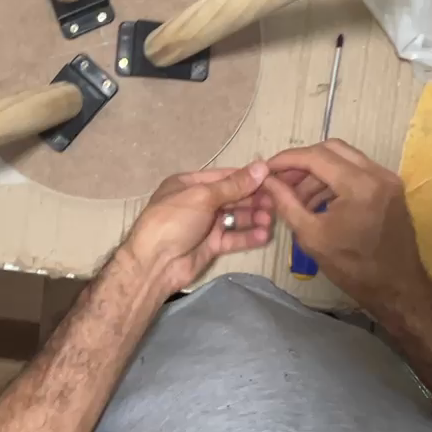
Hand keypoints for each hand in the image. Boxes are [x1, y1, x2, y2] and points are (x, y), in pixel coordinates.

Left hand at [115, 162, 274, 295]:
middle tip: (276, 202)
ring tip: (270, 219)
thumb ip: (234, 185)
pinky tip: (265, 235)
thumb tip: (261, 167)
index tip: (272, 179)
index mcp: (189, 184)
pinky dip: (249, 236)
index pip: (224, 177)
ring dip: (254, 217)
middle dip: (253, 199)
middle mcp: (197, 202)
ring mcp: (204, 225)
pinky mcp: (211, 245)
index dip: (247, 178)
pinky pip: (234, 238)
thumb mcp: (202, 196)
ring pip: (235, 217)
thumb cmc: (174, 220)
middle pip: (232, 197)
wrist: (155, 264)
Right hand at [261, 139, 431, 310]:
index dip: (287, 159)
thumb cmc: (352, 267)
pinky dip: (334, 180)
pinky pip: (356, 171)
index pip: (316, 157)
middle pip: (331, 149)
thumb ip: (285, 202)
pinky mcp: (390, 188)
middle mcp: (377, 174)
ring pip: (344, 158)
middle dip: (302, 162)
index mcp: (359, 185)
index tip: (266, 168)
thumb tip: (266, 180)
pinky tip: (317, 201)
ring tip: (296, 196)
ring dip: (317, 172)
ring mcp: (387, 179)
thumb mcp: (310, 236)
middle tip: (281, 179)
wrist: (396, 288)